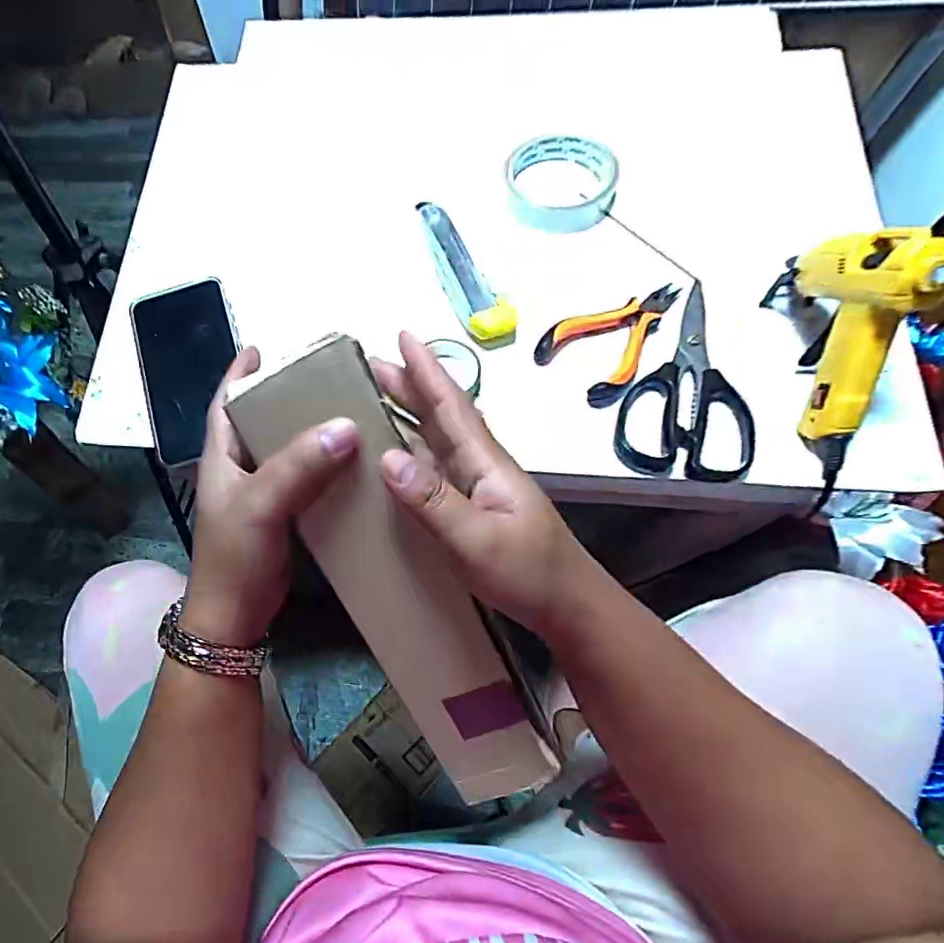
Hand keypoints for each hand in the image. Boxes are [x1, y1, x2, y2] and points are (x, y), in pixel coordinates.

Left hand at [182, 346, 358, 644]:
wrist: (238, 618)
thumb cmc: (235, 557)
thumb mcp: (260, 505)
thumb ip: (298, 466)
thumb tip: (344, 426)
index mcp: (223, 456)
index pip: (227, 403)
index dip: (242, 374)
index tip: (266, 348)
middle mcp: (243, 469)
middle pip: (266, 422)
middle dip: (292, 399)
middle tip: (331, 383)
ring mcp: (266, 495)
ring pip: (292, 453)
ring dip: (316, 436)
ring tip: (352, 416)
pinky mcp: (288, 517)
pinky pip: (310, 482)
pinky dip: (330, 470)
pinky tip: (356, 467)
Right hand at [374, 332, 605, 637]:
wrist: (567, 604)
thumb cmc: (529, 573)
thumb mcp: (476, 541)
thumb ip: (434, 501)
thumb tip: (389, 457)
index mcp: (487, 465)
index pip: (453, 408)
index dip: (427, 373)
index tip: (403, 337)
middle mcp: (484, 468)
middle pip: (445, 419)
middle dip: (412, 388)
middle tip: (375, 364)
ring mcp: (483, 489)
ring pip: (442, 442)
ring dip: (413, 417)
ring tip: (381, 400)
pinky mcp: (480, 510)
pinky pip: (442, 470)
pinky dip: (420, 453)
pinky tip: (404, 458)